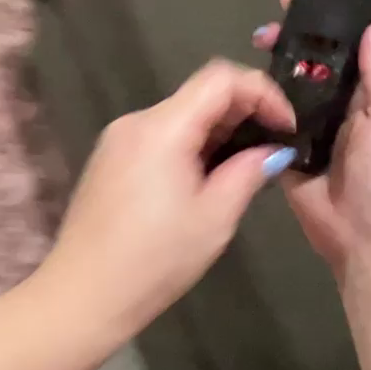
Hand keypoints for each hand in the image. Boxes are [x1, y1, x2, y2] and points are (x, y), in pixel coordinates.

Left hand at [39, 61, 296, 336]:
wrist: (83, 292)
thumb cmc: (155, 259)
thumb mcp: (214, 218)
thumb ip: (248, 173)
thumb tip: (273, 150)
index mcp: (161, 127)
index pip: (219, 77)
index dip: (262, 92)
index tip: (287, 127)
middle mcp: (136, 121)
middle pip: (199, 95)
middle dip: (242, 114)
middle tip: (274, 150)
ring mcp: (118, 138)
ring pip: (179, 116)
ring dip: (217, 132)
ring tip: (244, 169)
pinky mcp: (110, 158)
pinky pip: (159, 136)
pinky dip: (189, 145)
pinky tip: (205, 179)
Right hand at [253, 0, 370, 274]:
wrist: (370, 238)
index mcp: (367, 96)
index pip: (341, 49)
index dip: (320, 24)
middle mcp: (335, 107)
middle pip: (306, 65)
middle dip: (286, 43)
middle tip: (262, 32)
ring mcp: (305, 129)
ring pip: (281, 89)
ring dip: (266, 68)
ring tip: (249, 53)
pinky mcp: (280, 151)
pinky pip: (264, 122)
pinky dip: (252, 105)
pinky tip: (235, 87)